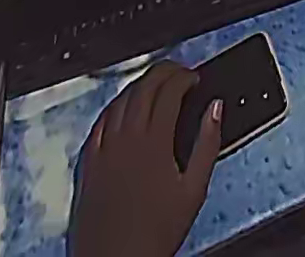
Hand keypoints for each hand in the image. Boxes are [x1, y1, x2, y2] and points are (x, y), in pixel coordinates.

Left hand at [70, 61, 220, 256]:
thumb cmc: (154, 233)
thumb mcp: (193, 191)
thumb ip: (207, 143)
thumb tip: (215, 109)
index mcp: (154, 140)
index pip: (169, 90)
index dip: (184, 76)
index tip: (194, 78)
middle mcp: (126, 135)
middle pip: (145, 85)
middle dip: (164, 71)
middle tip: (178, 72)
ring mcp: (104, 145)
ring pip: (122, 97)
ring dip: (141, 84)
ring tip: (156, 84)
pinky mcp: (89, 158)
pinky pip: (101, 118)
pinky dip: (117, 104)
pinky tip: (124, 107)